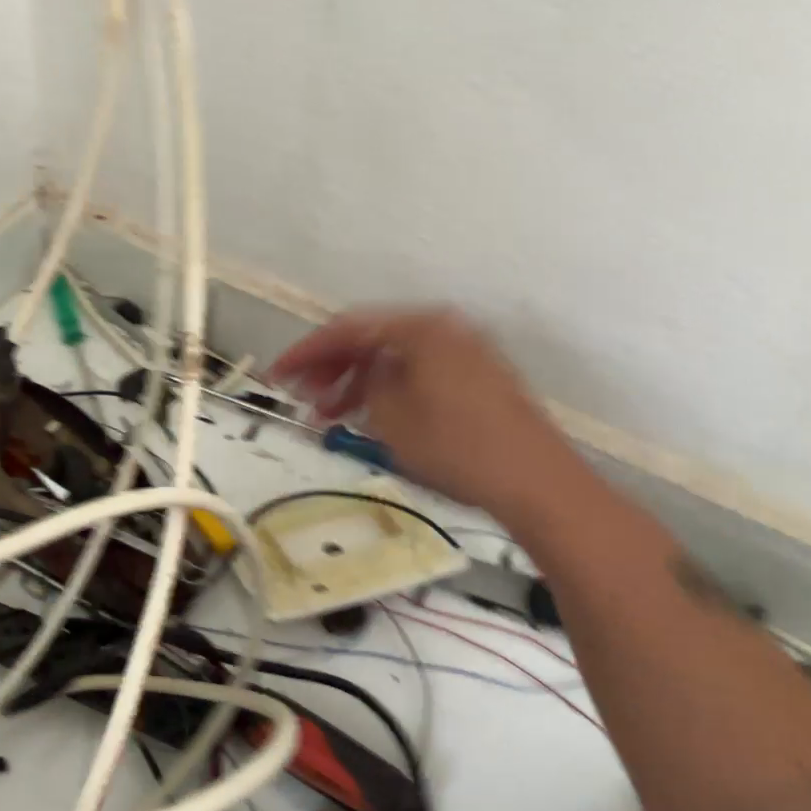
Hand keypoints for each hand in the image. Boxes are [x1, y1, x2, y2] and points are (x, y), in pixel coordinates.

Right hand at [269, 307, 590, 520]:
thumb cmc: (455, 447)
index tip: (275, 376)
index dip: (305, 352)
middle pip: (372, 338)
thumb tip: (357, 371)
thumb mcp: (390, 416)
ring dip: (355, 381)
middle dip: (329, 367)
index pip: (347, 328)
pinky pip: (416, 372)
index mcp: (421, 328)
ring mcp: (465, 353)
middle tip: (298, 396)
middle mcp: (445, 329)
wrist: (536, 483)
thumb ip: (363, 382)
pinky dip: (386, 389)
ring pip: (394, 357)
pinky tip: (366, 416)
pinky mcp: (477, 379)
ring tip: (326, 415)